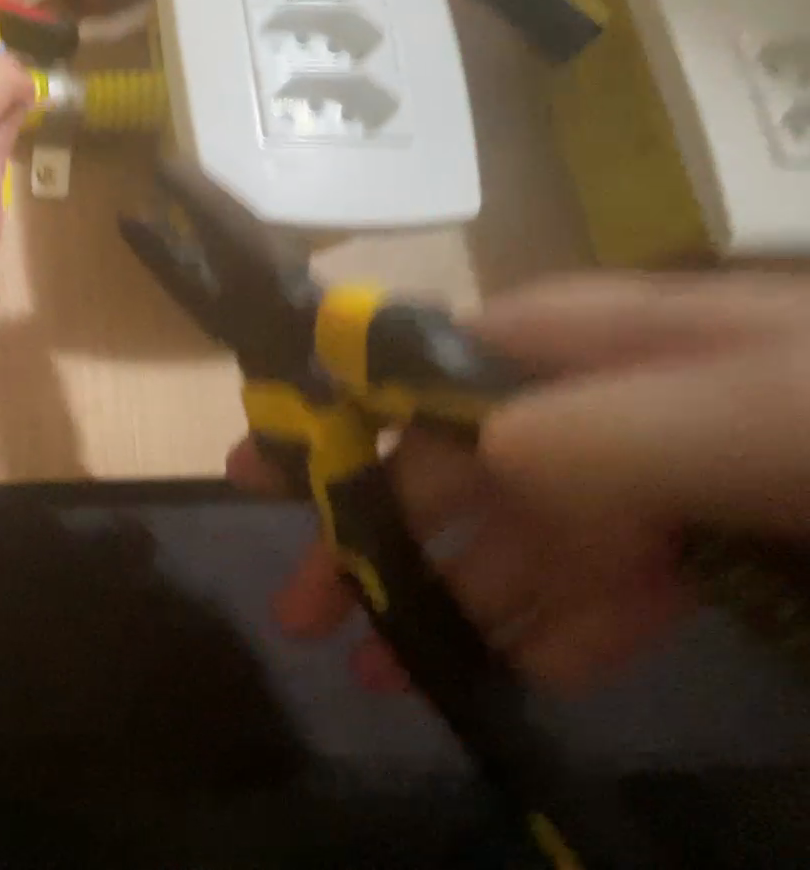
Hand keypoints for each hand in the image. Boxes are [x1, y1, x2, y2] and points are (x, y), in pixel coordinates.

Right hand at [231, 274, 809, 692]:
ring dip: (429, 595)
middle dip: (358, 524)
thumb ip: (617, 425)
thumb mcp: (779, 413)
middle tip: (289, 593)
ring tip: (360, 662)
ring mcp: (650, 479)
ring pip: (503, 534)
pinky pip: (586, 589)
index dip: (331, 408)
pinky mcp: (702, 549)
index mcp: (593, 345)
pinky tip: (483, 674)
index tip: (260, 465)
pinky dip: (529, 631)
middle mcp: (598, 401)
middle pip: (441, 460)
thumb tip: (474, 459)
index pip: (421, 363)